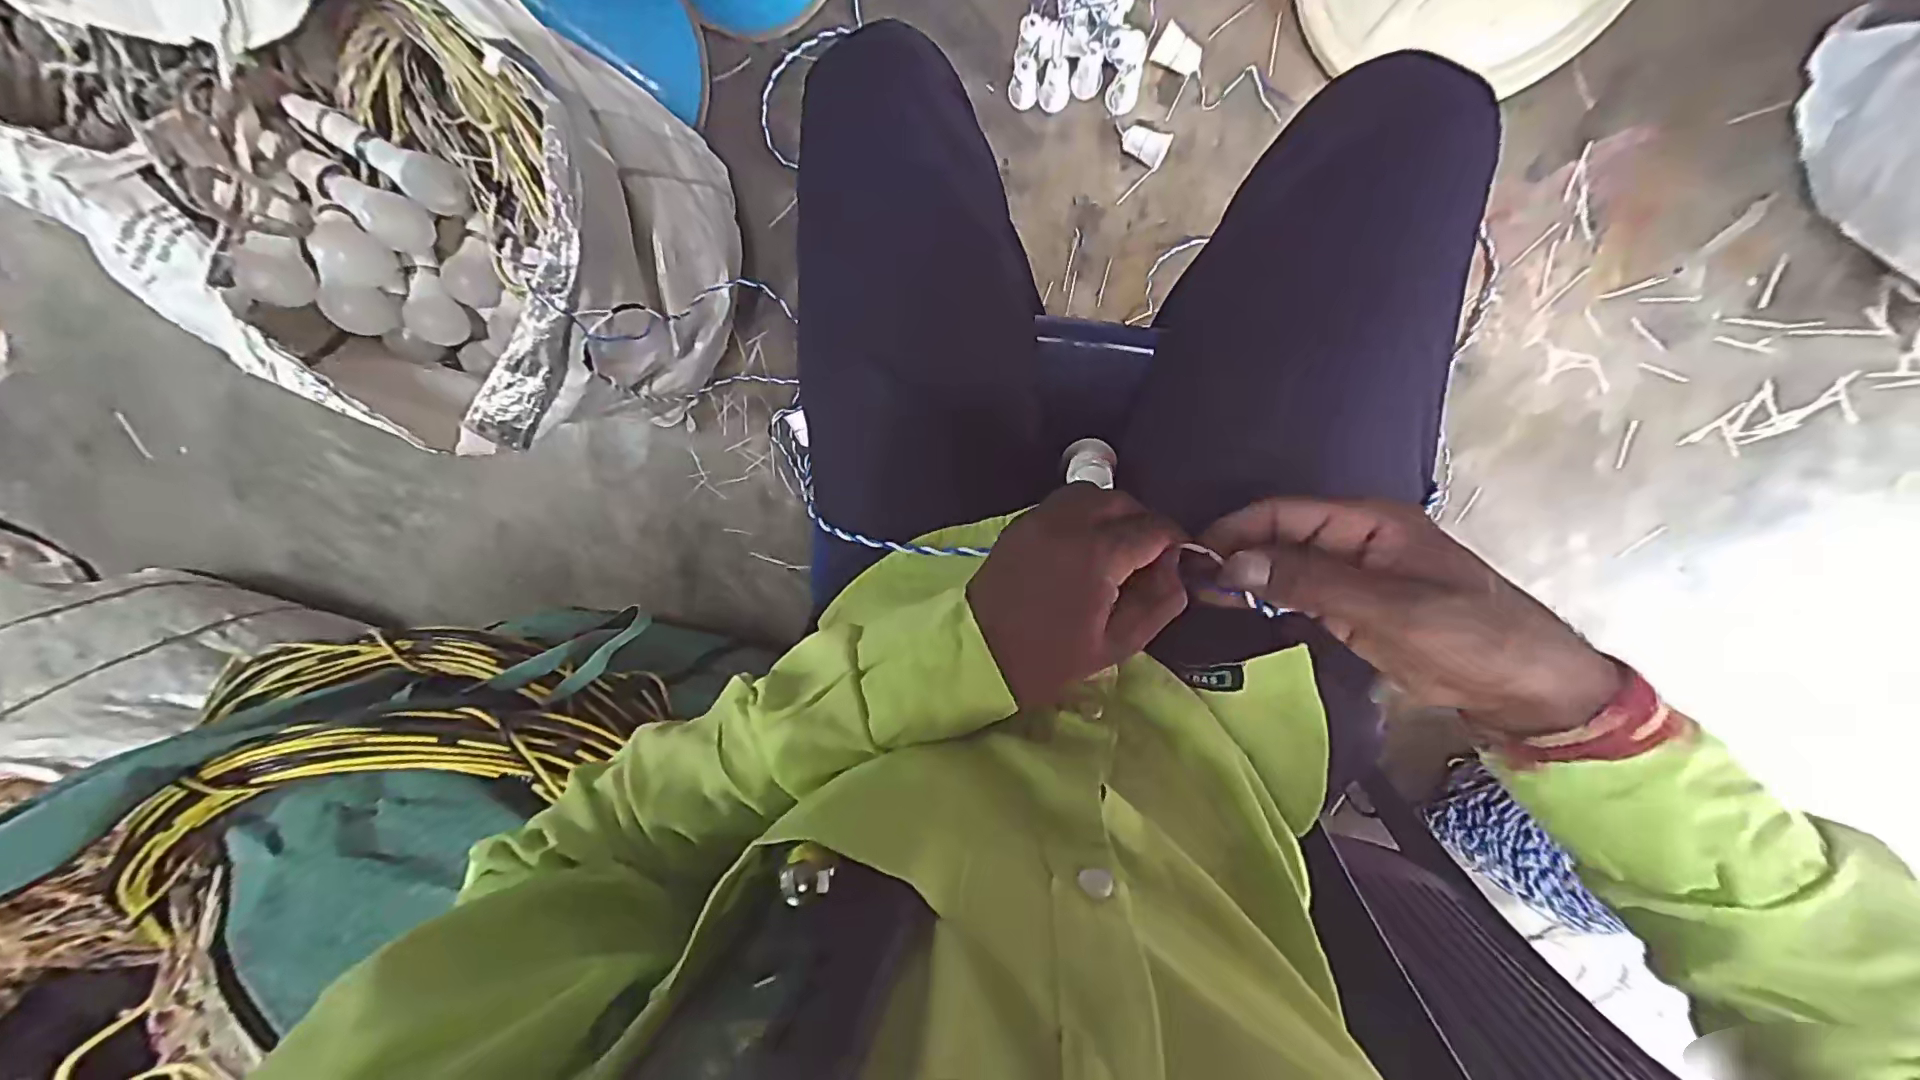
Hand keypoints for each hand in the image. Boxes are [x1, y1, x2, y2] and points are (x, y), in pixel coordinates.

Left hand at [967, 484, 1188, 708]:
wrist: (980, 653)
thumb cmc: (1050, 658)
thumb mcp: (1117, 644)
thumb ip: (1159, 601)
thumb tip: (1176, 567)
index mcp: (1097, 554)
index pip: (1154, 528)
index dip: (1176, 542)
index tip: (1180, 561)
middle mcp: (1069, 523)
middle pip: (1124, 502)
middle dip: (1146, 524)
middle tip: (1149, 558)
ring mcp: (1040, 518)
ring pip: (1092, 494)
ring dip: (1114, 512)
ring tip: (1117, 547)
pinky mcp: (1021, 522)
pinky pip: (1064, 503)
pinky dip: (1085, 513)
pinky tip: (1085, 544)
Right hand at [1198, 498, 1620, 736]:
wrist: (1528, 691)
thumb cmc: (1467, 637)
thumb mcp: (1386, 608)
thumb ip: (1308, 581)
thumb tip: (1232, 562)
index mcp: (1368, 522)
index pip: (1283, 512)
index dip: (1236, 529)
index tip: (1195, 558)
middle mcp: (1354, 540)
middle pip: (1279, 535)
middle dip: (1235, 553)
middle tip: (1192, 583)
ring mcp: (1352, 573)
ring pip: (1283, 564)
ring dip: (1247, 577)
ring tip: (1205, 597)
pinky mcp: (1351, 605)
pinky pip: (1298, 592)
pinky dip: (1267, 598)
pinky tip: (1240, 610)